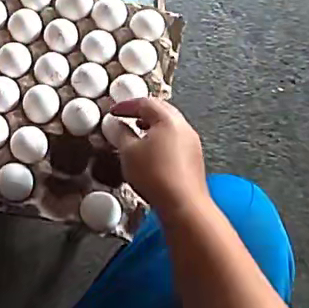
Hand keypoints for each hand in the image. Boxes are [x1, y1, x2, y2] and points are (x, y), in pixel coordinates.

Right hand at [109, 97, 209, 218]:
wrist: (183, 205)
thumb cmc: (159, 178)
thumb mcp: (128, 152)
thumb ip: (120, 134)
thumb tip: (115, 126)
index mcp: (168, 119)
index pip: (144, 102)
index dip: (126, 105)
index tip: (115, 110)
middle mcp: (183, 127)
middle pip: (160, 110)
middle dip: (140, 112)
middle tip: (126, 117)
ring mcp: (191, 142)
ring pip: (168, 126)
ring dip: (151, 126)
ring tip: (136, 134)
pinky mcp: (193, 157)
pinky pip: (175, 140)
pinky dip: (160, 140)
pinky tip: (151, 153)